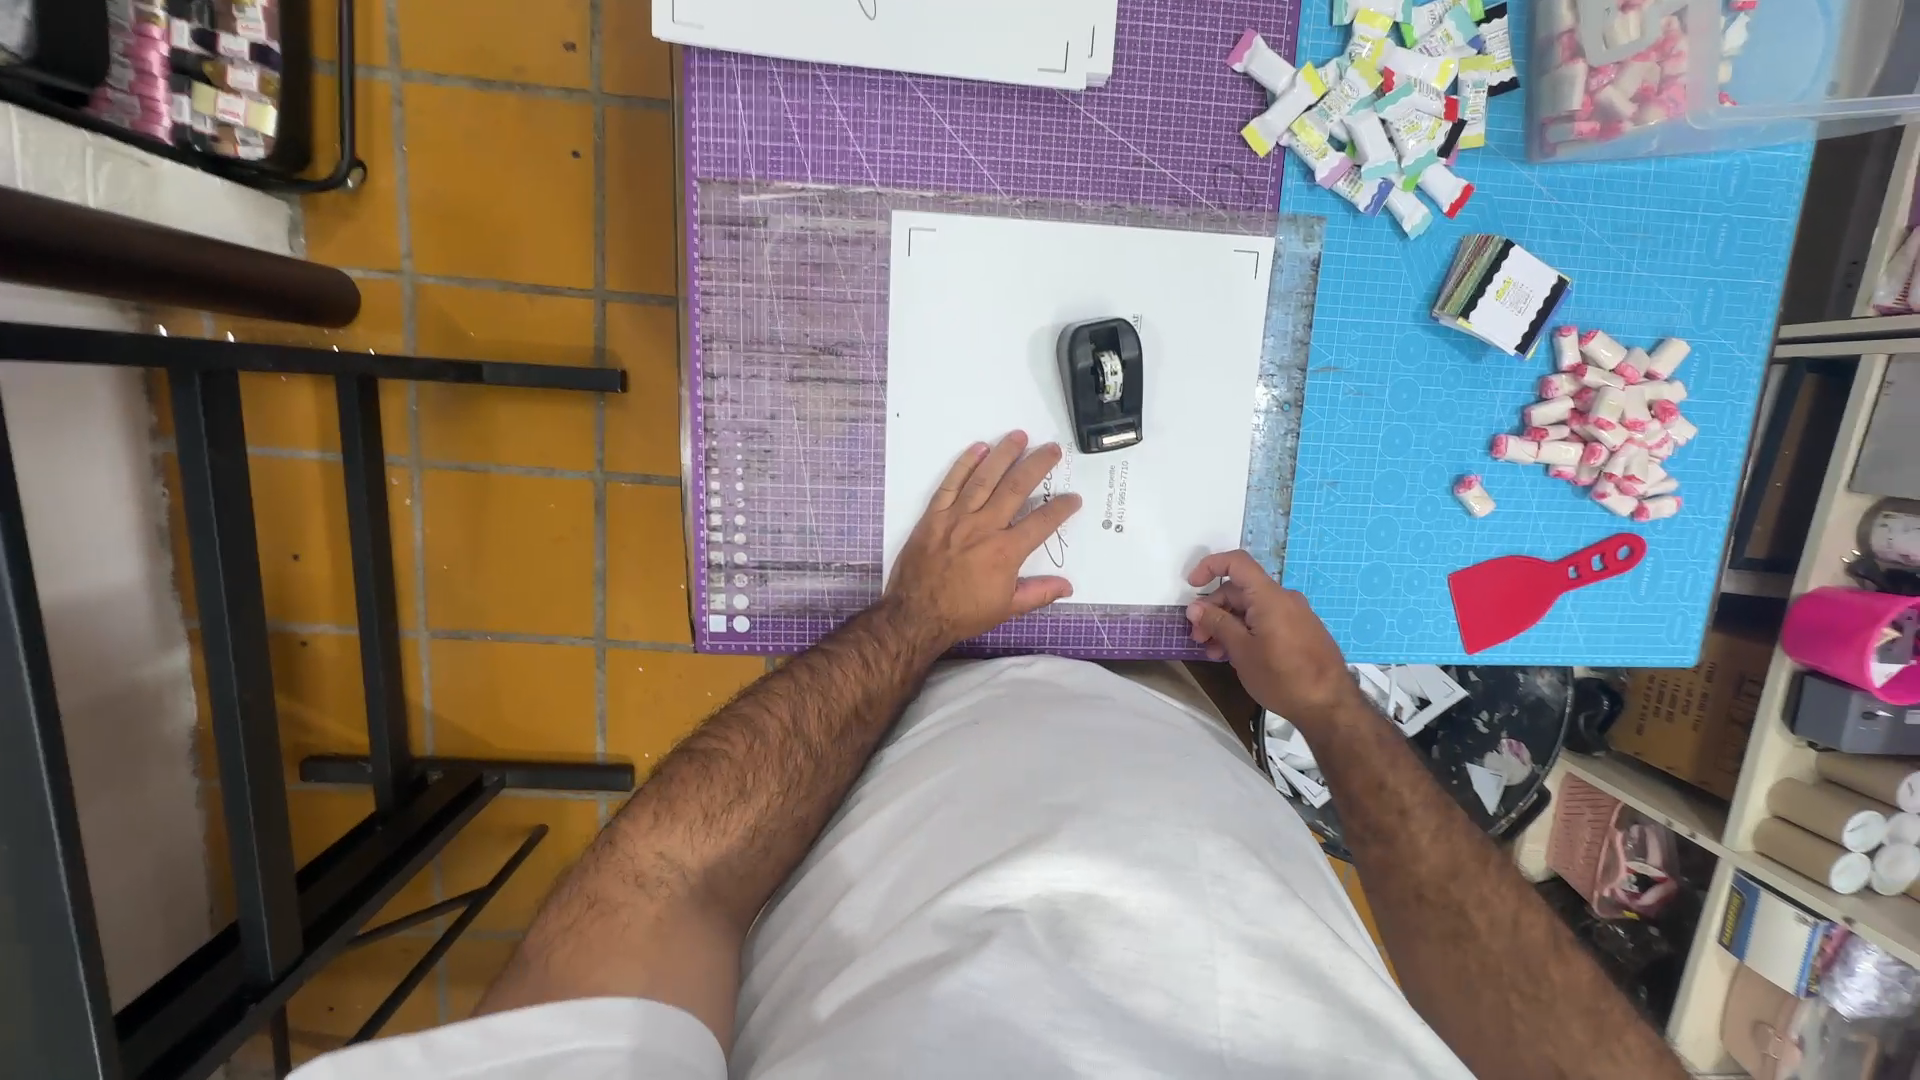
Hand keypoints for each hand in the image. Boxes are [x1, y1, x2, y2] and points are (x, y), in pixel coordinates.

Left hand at [885, 432, 1082, 649]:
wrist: (915, 616)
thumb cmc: (962, 614)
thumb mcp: (1006, 609)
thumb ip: (1038, 593)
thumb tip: (1067, 586)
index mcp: (1006, 552)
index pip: (1042, 522)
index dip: (1061, 508)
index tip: (1073, 498)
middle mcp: (983, 528)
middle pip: (1016, 488)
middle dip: (1037, 466)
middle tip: (1052, 449)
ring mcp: (956, 518)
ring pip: (985, 478)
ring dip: (1004, 455)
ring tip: (1019, 436)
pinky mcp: (933, 516)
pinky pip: (951, 484)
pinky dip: (964, 464)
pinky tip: (979, 448)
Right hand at [1185, 550, 1357, 724]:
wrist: (1330, 706)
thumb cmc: (1281, 676)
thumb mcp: (1241, 650)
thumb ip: (1216, 623)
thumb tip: (1195, 607)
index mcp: (1269, 597)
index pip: (1237, 563)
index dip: (1210, 567)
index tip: (1191, 586)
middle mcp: (1284, 599)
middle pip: (1241, 591)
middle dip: (1214, 610)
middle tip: (1198, 637)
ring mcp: (1295, 615)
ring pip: (1252, 609)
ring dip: (1228, 624)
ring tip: (1215, 653)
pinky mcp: (1301, 631)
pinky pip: (1267, 621)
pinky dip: (1247, 631)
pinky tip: (1237, 656)